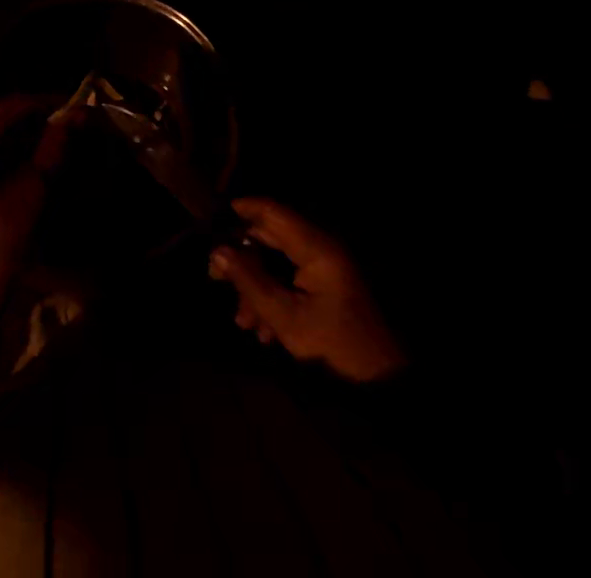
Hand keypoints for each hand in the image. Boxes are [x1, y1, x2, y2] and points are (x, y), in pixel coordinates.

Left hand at [0, 96, 75, 307]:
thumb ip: (55, 146)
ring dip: (41, 135)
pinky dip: (31, 153)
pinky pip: (7, 154)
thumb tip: (80, 113)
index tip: (80, 102)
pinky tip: (57, 153)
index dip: (46, 102)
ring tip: (76, 133)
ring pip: (11, 137)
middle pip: (9, 119)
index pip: (11, 106)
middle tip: (83, 118)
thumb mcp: (32, 186)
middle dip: (46, 119)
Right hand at [209, 198, 405, 383]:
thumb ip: (248, 280)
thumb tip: (217, 252)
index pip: (273, 212)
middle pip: (271, 237)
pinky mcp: (326, 285)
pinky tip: (262, 329)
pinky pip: (289, 277)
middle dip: (242, 258)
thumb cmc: (331, 345)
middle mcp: (321, 249)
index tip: (212, 220)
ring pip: (276, 260)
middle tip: (214, 278)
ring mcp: (325, 267)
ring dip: (255, 285)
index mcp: (316, 248)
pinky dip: (272, 296)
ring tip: (243, 321)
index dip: (242, 209)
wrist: (378, 381)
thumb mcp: (284, 316)